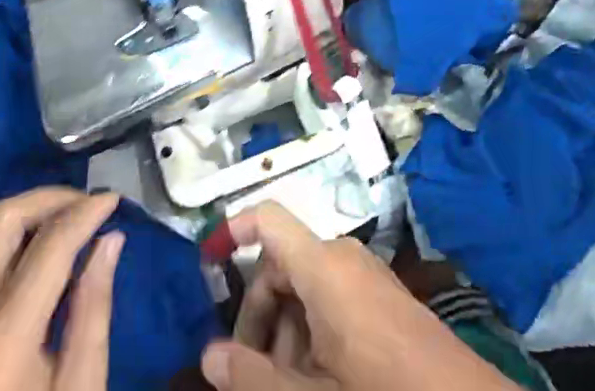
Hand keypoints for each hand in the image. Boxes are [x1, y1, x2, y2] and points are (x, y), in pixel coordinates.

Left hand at [0, 188, 124, 390]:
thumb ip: (92, 313)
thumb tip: (109, 242)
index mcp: (3, 337)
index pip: (52, 243)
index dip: (87, 212)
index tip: (112, 202)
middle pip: (0, 219)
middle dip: (47, 200)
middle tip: (80, 208)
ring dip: (2, 213)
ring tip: (38, 223)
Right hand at [201, 203, 517, 390]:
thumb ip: (253, 376)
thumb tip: (207, 356)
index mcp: (323, 266)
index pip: (267, 219)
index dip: (232, 231)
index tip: (207, 264)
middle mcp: (344, 259)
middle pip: (281, 264)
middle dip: (258, 314)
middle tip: (249, 370)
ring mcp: (369, 279)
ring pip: (307, 289)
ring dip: (285, 333)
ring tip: (287, 384)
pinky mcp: (387, 303)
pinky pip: (334, 302)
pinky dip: (314, 335)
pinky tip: (317, 380)